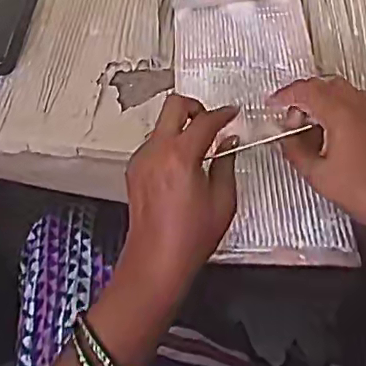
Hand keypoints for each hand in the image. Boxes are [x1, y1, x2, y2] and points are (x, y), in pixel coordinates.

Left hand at [119, 95, 239, 299]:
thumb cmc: (188, 238)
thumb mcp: (222, 201)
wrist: (156, 260)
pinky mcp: (134, 169)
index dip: (222, 114)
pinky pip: (153, 144)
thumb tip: (228, 143)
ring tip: (199, 151)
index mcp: (180, 156)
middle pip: (174, 105)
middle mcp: (156, 151)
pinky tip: (182, 168)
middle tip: (211, 121)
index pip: (204, 120)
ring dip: (181, 128)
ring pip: (162, 125)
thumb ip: (226, 164)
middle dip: (195, 107)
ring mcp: (141, 158)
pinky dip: (169, 146)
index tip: (231, 114)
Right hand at [270, 77, 365, 245]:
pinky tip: (328, 128)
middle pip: (321, 84)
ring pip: (337, 89)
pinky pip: (352, 98)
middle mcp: (358, 105)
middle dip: (300, 97)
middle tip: (288, 118)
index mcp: (341, 113)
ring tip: (307, 124)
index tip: (272, 104)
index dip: (284, 96)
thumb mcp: (317, 174)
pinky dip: (335, 105)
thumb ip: (294, 150)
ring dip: (318, 99)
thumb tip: (285, 137)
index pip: (305, 91)